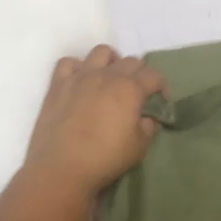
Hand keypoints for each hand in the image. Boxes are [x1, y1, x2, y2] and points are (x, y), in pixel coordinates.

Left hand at [22, 45, 167, 196]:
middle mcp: (107, 75)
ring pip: (101, 52)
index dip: (163, 86)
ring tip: (110, 77)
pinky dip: (77, 67)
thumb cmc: (106, 158)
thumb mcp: (140, 146)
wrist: (61, 168)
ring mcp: (80, 76)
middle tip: (137, 93)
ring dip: (111, 61)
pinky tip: (80, 81)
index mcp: (130, 88)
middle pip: (131, 61)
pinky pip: (68, 62)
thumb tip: (148, 117)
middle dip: (140, 73)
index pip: (155, 75)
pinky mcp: (58, 84)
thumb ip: (149, 126)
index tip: (162, 100)